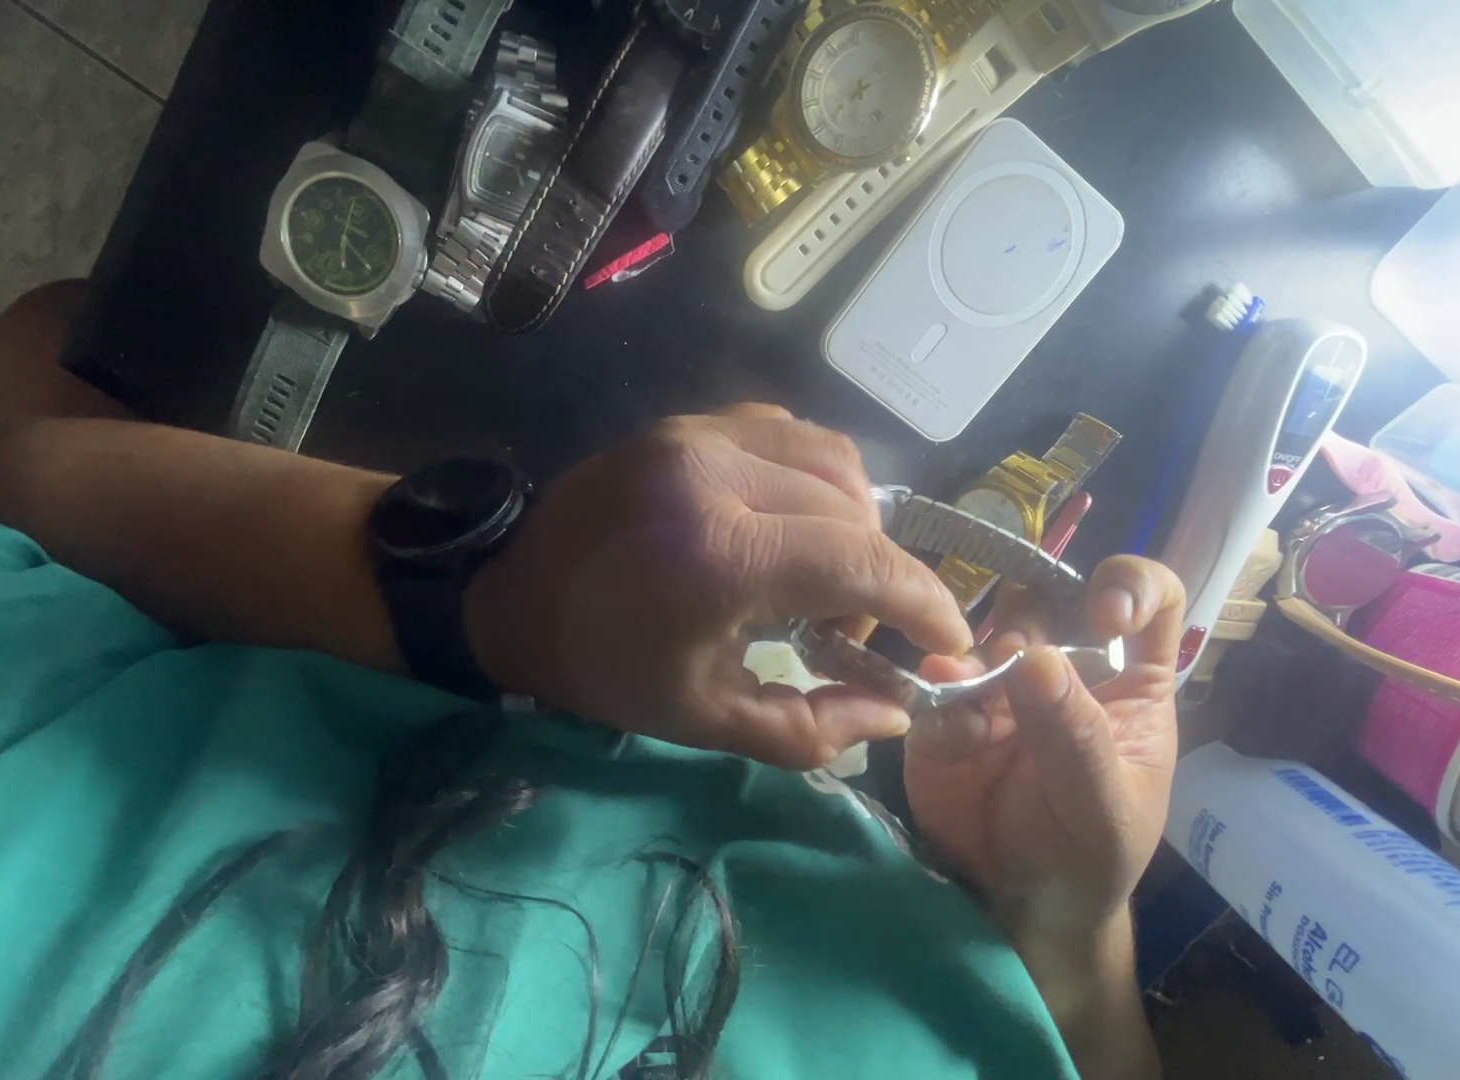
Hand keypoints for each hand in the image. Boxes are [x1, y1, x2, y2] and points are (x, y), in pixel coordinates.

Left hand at [465, 405, 971, 769]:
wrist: (510, 600)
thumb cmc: (603, 668)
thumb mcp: (704, 717)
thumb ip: (811, 727)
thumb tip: (898, 708)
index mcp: (719, 555)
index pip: (862, 561)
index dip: (923, 602)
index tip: (950, 638)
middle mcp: (715, 474)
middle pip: (854, 508)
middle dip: (880, 573)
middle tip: (855, 626)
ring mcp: (695, 436)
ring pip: (830, 456)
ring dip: (854, 517)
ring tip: (826, 571)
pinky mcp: (680, 424)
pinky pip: (782, 431)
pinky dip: (811, 474)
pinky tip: (792, 519)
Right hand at [902, 556, 1184, 937]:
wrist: (1013, 896)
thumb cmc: (1086, 850)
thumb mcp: (1102, 805)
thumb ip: (1074, 735)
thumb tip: (1038, 659)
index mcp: (1124, 683)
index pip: (1147, 602)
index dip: (1128, 587)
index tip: (1102, 615)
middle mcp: (1060, 671)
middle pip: (1045, 603)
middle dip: (1030, 625)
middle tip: (1016, 662)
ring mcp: (997, 687)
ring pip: (985, 635)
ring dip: (977, 655)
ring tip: (964, 689)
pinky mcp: (945, 711)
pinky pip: (939, 684)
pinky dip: (941, 696)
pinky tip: (949, 727)